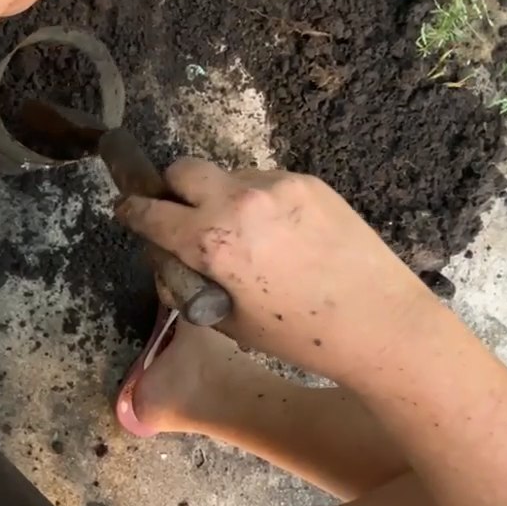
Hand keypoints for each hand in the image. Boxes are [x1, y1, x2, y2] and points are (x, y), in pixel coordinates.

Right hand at [115, 159, 437, 373]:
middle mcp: (237, 202)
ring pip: (225, 175)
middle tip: (179, 213)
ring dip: (217, 196)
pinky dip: (255, 201)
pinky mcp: (307, 182)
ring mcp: (276, 186)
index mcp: (211, 242)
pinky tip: (278, 235)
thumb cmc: (297, 336)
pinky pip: (262, 182)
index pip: (150, 211)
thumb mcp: (225, 320)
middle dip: (171, 188)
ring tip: (244, 235)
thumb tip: (169, 257)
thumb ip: (188, 281)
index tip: (127, 208)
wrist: (380, 322)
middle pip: (181, 169)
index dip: (131, 209)